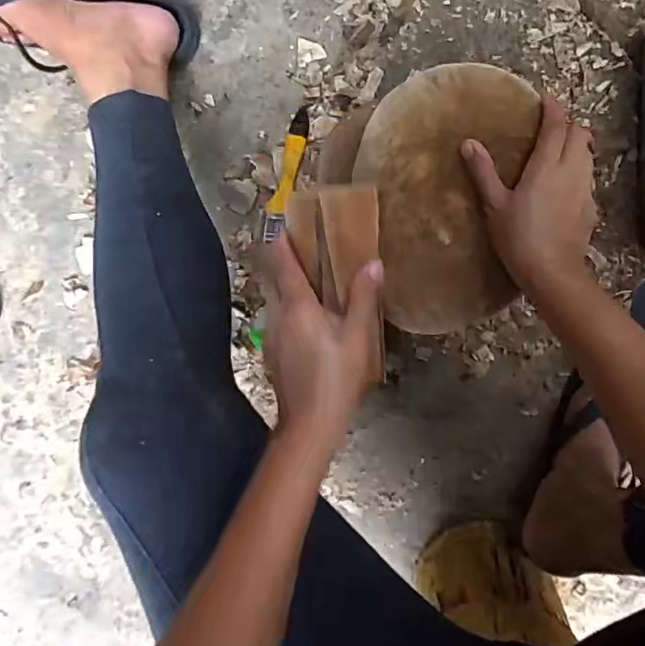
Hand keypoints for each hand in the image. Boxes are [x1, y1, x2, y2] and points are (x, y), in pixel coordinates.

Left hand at [261, 233, 384, 448]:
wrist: (309, 424)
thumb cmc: (336, 378)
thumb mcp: (358, 337)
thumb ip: (363, 298)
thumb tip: (372, 263)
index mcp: (296, 306)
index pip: (283, 262)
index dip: (283, 240)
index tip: (287, 222)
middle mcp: (277, 314)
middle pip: (275, 278)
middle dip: (287, 261)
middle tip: (309, 249)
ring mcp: (271, 334)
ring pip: (276, 299)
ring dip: (289, 286)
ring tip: (315, 281)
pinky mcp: (273, 351)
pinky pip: (279, 318)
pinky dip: (290, 308)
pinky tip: (311, 318)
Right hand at [461, 95, 597, 289]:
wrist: (552, 271)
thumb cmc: (518, 236)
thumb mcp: (494, 204)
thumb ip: (483, 171)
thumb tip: (468, 142)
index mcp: (546, 166)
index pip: (557, 127)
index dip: (554, 109)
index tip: (547, 99)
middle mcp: (572, 171)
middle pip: (580, 135)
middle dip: (568, 124)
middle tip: (550, 124)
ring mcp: (585, 189)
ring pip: (588, 154)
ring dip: (576, 144)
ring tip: (557, 149)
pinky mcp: (590, 207)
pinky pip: (587, 176)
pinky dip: (578, 168)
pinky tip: (563, 182)